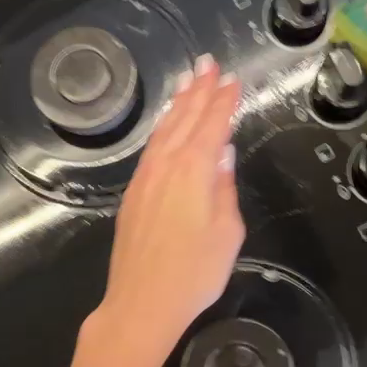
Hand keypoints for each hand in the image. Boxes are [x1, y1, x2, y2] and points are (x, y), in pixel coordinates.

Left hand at [92, 53, 244, 357]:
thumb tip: (222, 155)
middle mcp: (165, 168)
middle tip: (208, 63)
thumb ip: (224, 189)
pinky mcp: (132, 197)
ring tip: (187, 82)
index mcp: (193, 172)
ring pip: (163, 132)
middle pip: (184, 120)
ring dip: (177, 106)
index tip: (233, 80)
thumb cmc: (193, 274)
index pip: (212, 125)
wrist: (142, 303)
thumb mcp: (227, 233)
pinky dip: (161, 131)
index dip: (224, 101)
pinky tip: (165, 129)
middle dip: (198, 91)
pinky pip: (150, 150)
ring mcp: (144, 181)